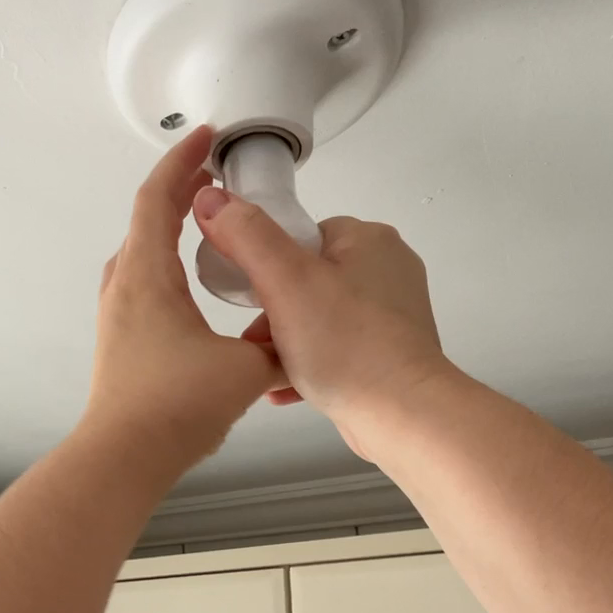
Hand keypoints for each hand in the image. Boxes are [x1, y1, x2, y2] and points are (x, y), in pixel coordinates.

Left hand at [84, 126, 281, 467]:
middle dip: (178, 193)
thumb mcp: (245, 371)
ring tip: (200, 228)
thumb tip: (297, 344)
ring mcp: (116, 319)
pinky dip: (162, 270)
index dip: (183, 160)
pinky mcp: (120, 346)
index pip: (158, 197)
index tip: (206, 138)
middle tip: (209, 178)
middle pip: (145, 221)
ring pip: (139, 257)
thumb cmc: (171, 409)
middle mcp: (124, 290)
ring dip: (166, 233)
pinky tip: (186, 293)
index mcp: (148, 276)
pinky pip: (140, 289)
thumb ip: (278, 348)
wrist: (123, 458)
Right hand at [192, 186, 456, 442]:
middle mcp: (386, 270)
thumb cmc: (347, 346)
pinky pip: (336, 351)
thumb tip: (212, 199)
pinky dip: (307, 366)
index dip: (266, 265)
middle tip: (253, 342)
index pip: (301, 236)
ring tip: (265, 369)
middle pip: (306, 281)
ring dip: (285, 344)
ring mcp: (391, 315)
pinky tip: (281, 388)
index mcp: (367, 239)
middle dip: (273, 314)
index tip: (250, 298)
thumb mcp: (285, 282)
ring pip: (319, 319)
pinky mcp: (389, 353)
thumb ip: (246, 237)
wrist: (400, 413)